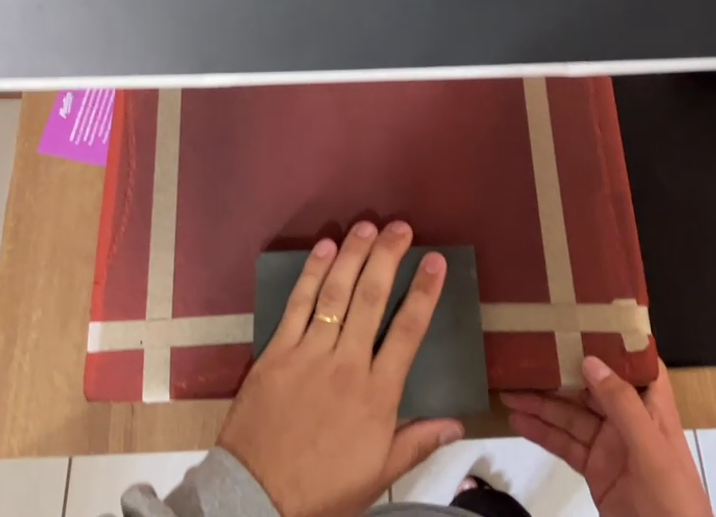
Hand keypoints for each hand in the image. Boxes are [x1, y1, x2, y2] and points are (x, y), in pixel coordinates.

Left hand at [218, 221, 464, 516]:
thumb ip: (418, 442)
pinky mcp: (277, 352)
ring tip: (367, 226)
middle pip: (371, 300)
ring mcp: (309, 354)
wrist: (257, 499)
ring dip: (352, 255)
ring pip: (335, 294)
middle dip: (387, 258)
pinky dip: (311, 274)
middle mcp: (346, 365)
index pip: (408, 332)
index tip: (435, 261)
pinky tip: (324, 249)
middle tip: (401, 227)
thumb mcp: (378, 474)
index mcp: (377, 395)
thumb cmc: (323, 489)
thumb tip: (458, 423)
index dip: (424, 292)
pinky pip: (297, 305)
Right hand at [501, 357, 713, 516]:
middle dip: (560, 372)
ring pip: (571, 416)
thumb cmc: (674, 503)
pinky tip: (519, 423)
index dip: (612, 342)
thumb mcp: (651, 451)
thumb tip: (589, 359)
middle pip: (591, 387)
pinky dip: (542, 433)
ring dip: (542, 404)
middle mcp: (629, 421)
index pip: (635, 364)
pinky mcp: (595, 471)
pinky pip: (564, 445)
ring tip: (508, 393)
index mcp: (651, 408)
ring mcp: (610, 447)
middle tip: (524, 357)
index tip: (581, 319)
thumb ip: (621, 405)